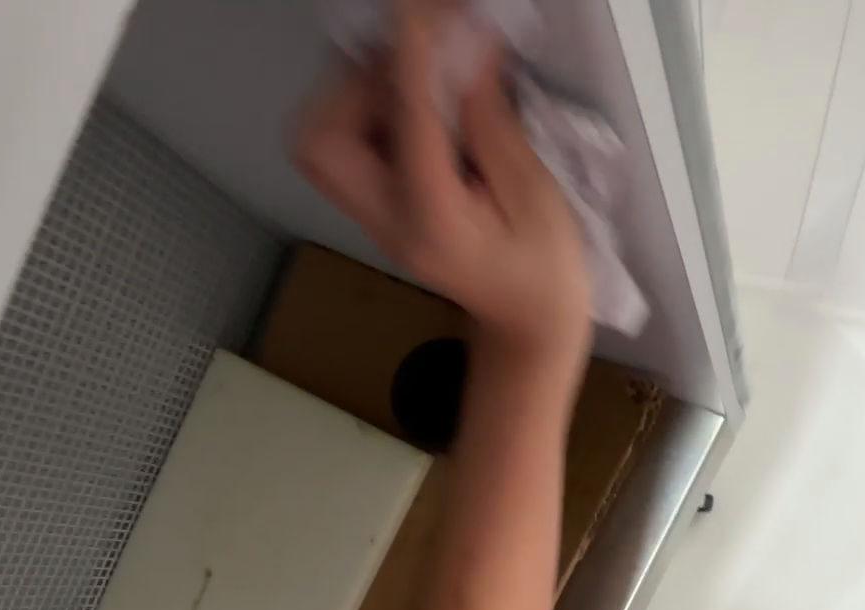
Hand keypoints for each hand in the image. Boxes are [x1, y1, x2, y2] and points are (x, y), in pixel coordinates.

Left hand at [292, 0, 591, 360]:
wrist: (525, 324)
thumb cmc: (544, 271)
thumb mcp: (535, 195)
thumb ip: (490, 122)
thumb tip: (462, 46)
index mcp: (434, 228)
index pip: (405, 128)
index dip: (412, 59)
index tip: (427, 14)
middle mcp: (387, 224)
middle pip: (321, 142)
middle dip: (360, 82)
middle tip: (420, 63)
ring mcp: (374, 219)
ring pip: (321, 139)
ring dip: (361, 90)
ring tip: (422, 79)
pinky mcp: (377, 208)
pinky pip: (345, 142)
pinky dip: (371, 106)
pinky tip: (421, 102)